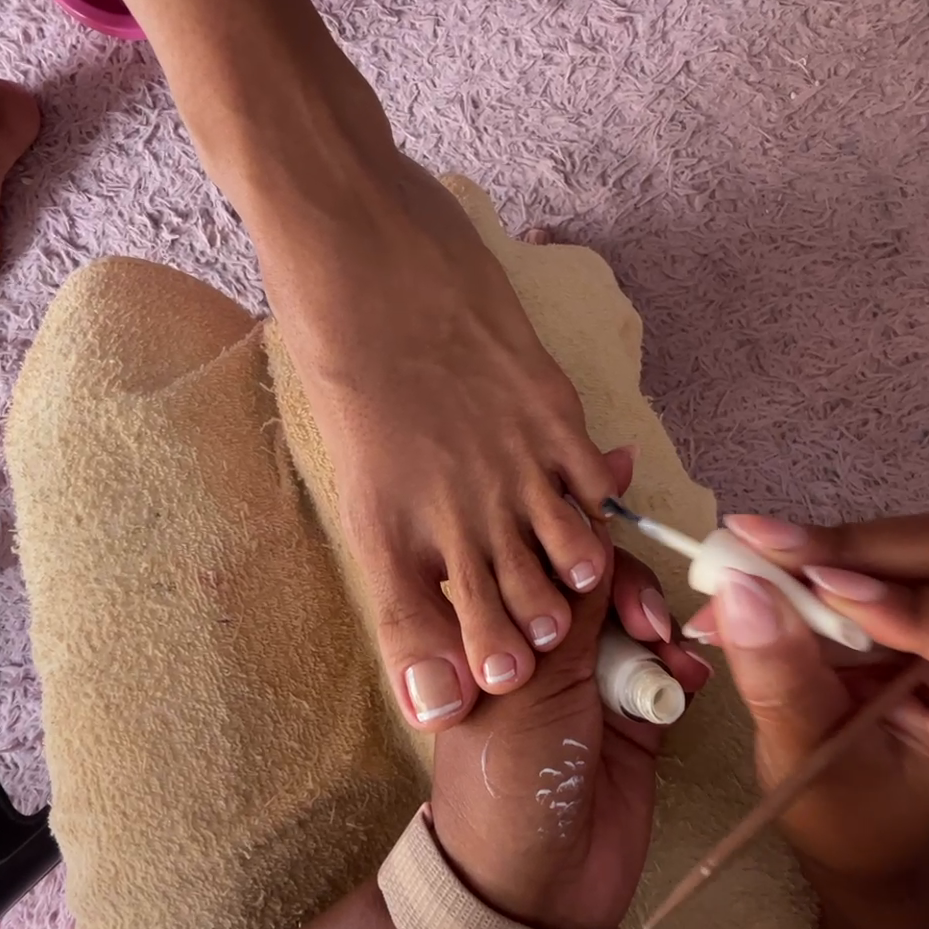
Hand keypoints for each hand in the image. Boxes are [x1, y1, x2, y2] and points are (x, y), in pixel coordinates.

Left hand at [264, 156, 635, 730]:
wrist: (348, 240)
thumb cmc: (330, 338)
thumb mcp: (341, 439)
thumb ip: (386, 508)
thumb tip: (423, 559)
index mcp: (380, 519)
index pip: (423, 625)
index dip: (453, 669)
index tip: (478, 689)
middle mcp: (446, 504)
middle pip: (503, 605)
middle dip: (520, 643)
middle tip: (536, 656)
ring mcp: (504, 457)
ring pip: (557, 557)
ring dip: (566, 587)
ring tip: (573, 599)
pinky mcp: (546, 406)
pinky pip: (589, 486)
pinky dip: (598, 512)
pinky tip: (597, 518)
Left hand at [428, 545, 710, 928]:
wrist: (542, 887)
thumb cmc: (510, 778)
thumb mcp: (535, 686)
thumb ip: (570, 612)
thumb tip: (590, 531)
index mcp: (502, 631)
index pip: (540, 563)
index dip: (576, 549)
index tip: (605, 551)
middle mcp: (547, 646)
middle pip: (597, 585)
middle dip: (628, 592)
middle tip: (644, 621)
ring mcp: (592, 678)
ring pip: (636, 621)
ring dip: (659, 629)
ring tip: (666, 654)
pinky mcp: (635, 712)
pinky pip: (666, 669)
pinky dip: (680, 668)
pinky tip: (685, 679)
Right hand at [687, 512, 928, 880]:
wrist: (856, 823)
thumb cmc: (850, 818)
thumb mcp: (808, 765)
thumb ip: (781, 681)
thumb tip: (738, 588)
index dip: (914, 599)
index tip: (821, 589)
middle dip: (856, 548)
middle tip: (762, 549)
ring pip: (908, 540)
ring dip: (825, 544)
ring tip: (747, 557)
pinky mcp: (908, 595)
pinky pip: (866, 551)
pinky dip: (807, 553)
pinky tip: (755, 567)